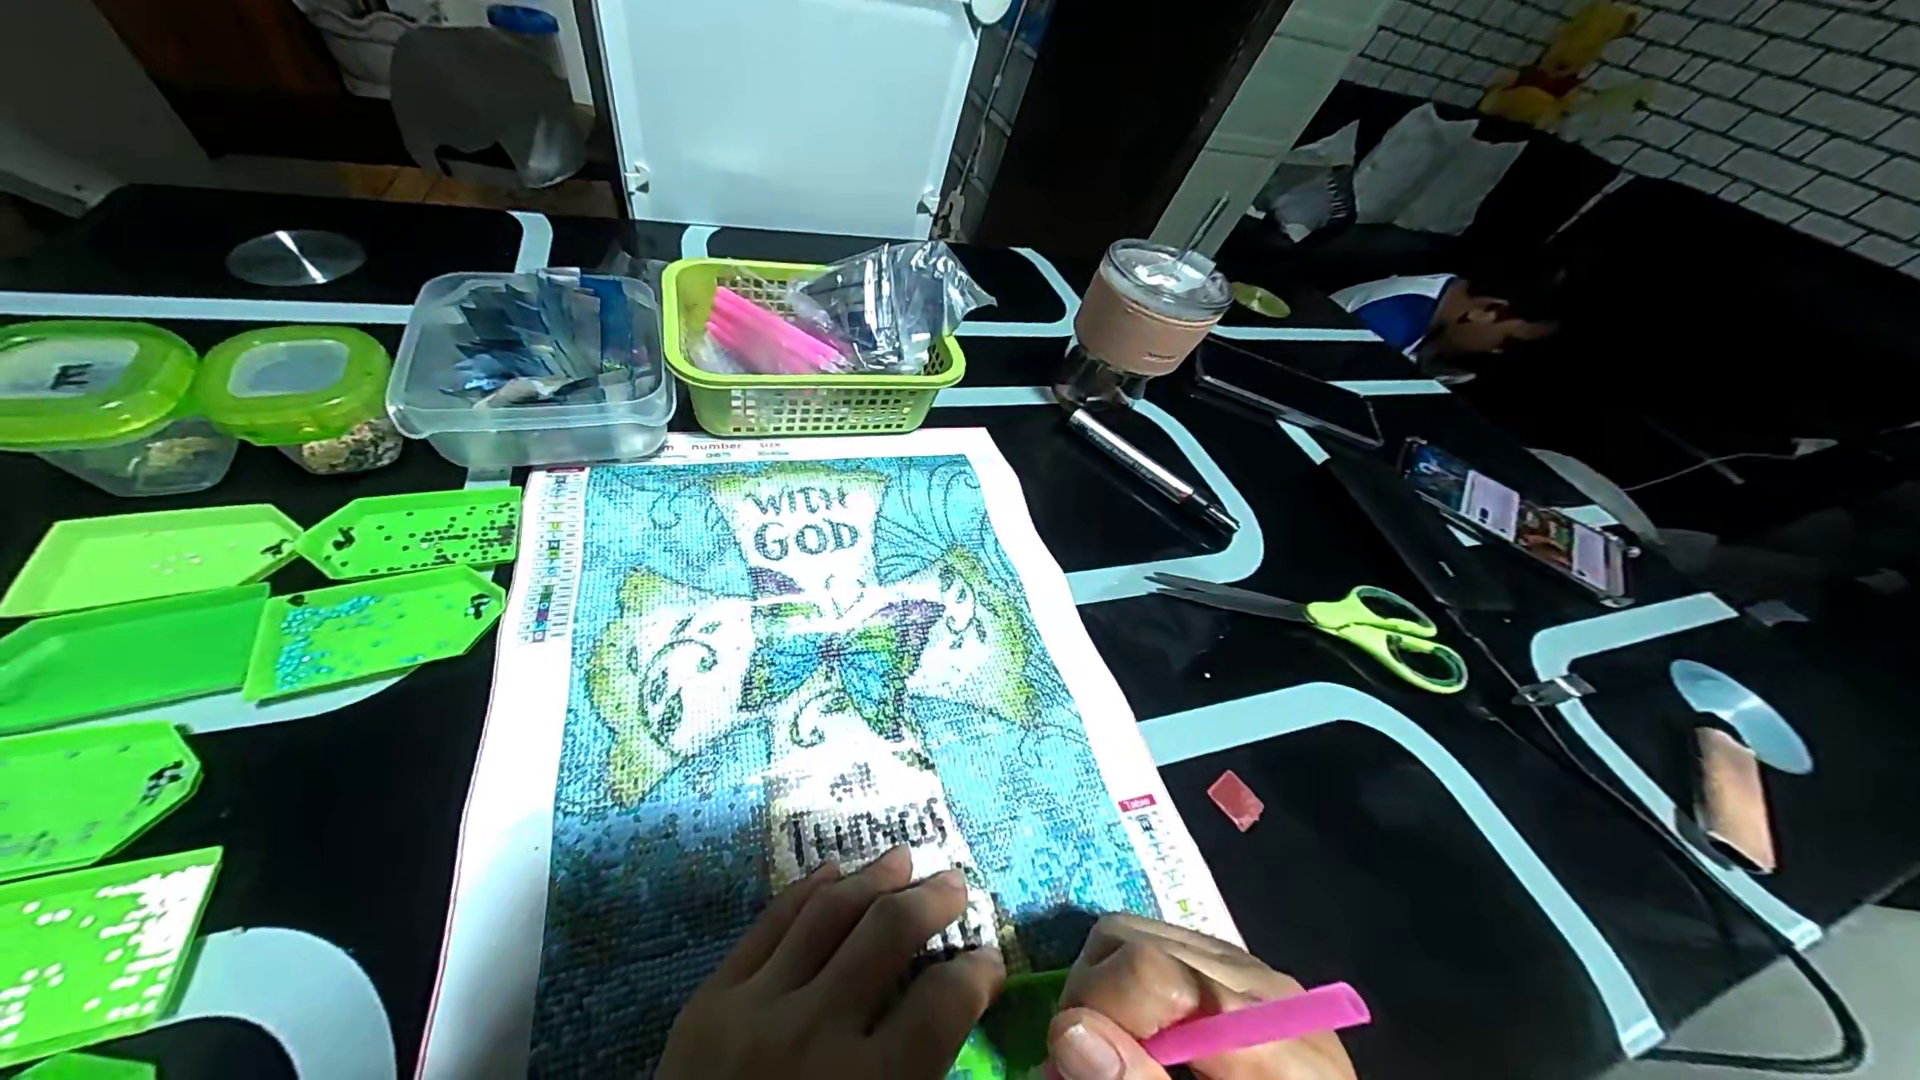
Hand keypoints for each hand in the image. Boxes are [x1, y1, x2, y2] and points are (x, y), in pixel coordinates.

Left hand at [655, 844, 1004, 1079]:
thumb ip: (920, 1077)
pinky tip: (833, 871)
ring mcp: (755, 1010)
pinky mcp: (709, 1001)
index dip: (978, 974)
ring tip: (902, 857)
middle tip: (955, 883)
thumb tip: (959, 1014)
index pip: (943, 1003)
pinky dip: (807, 890)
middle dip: (933, 899)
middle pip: (889, 931)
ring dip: (875, 877)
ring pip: (830, 913)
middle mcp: (814, 1035)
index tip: (989, 963)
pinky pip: (769, 923)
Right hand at [1044, 914, 1355, 1079]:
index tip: (1068, 1064)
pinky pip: (1161, 945)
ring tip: (1115, 1052)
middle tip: (1085, 1063)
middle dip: (1089, 995)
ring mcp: (1251, 969)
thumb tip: (1065, 1031)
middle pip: (1132, 938)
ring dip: (1106, 987)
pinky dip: (1133, 986)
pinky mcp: (1240, 971)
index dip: (1092, 1007)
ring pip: (1137, 931)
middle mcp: (1258, 983)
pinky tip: (1148, 1040)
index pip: (1149, 970)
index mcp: (1266, 1036)